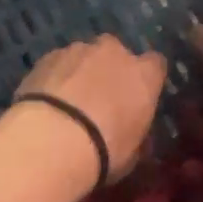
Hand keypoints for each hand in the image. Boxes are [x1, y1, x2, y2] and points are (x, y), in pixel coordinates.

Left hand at [13, 35, 166, 182]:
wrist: (53, 137)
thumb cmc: (104, 149)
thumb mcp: (133, 151)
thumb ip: (134, 130)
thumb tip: (130, 128)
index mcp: (143, 74)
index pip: (155, 64)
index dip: (145, 78)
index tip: (137, 94)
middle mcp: (113, 53)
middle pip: (115, 52)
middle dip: (109, 68)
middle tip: (99, 96)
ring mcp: (78, 50)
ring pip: (83, 55)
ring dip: (79, 72)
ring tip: (67, 102)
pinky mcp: (48, 56)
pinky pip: (57, 63)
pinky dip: (55, 76)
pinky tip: (47, 100)